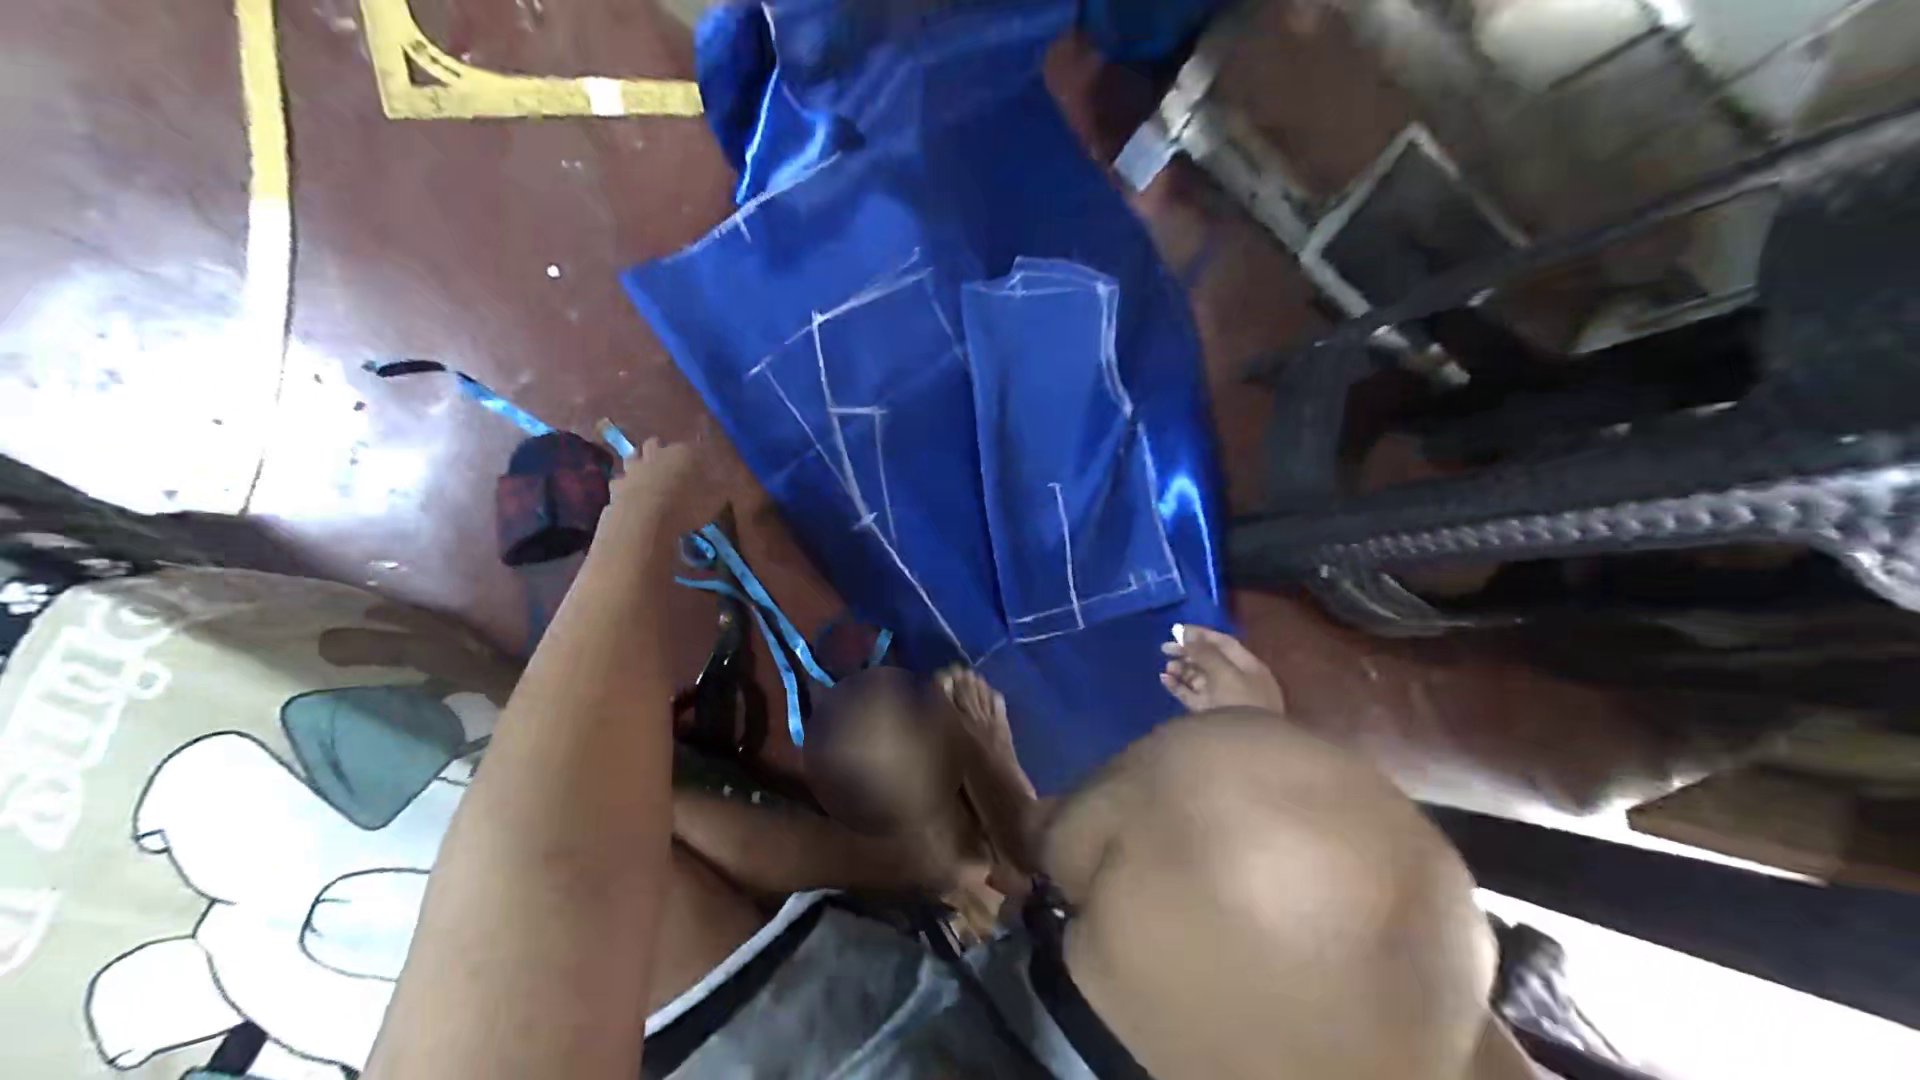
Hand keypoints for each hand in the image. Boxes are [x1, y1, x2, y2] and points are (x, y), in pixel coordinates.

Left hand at [605, 437, 725, 539]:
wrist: (645, 520)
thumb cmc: (687, 506)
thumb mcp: (716, 499)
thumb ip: (722, 488)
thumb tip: (729, 483)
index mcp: (683, 453)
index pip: (692, 447)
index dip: (697, 455)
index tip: (702, 465)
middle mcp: (656, 454)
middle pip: (655, 443)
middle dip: (660, 450)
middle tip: (670, 464)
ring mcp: (633, 468)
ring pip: (633, 456)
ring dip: (639, 462)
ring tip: (647, 474)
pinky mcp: (617, 486)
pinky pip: (620, 480)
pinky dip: (626, 485)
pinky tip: (630, 493)